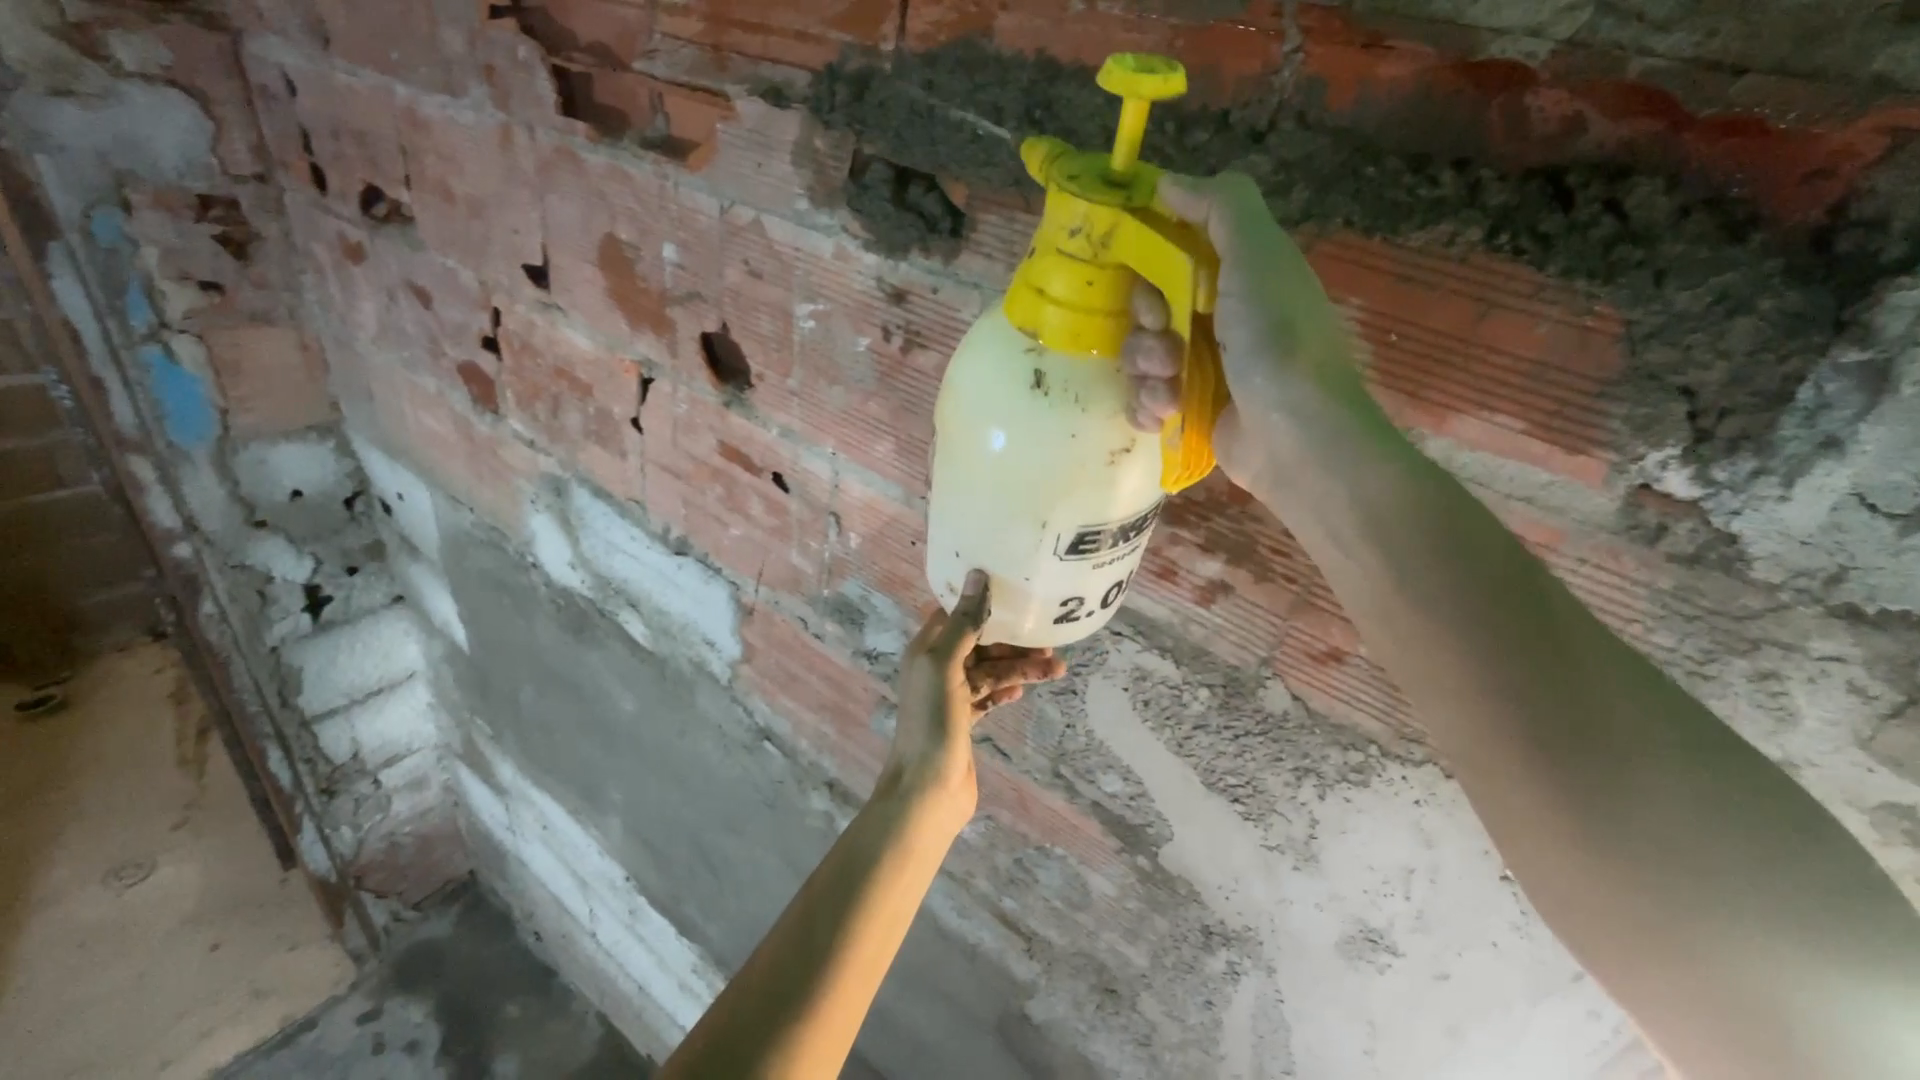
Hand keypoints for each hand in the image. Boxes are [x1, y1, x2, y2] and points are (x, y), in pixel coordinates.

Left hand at [883, 570, 1065, 815]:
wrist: (927, 790)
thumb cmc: (932, 722)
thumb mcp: (944, 666)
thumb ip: (963, 624)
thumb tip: (979, 576)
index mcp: (926, 649)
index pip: (957, 614)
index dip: (986, 604)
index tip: (1020, 594)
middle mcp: (936, 668)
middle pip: (980, 643)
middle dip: (1014, 641)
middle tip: (1052, 641)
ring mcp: (951, 696)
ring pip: (991, 671)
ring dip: (1020, 668)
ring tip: (1057, 670)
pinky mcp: (964, 722)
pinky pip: (990, 696)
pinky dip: (1007, 691)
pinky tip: (1024, 692)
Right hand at [1123, 172, 1386, 493]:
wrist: (1296, 437)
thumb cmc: (1278, 339)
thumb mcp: (1259, 254)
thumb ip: (1219, 206)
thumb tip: (1164, 181)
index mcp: (1235, 275)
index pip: (1170, 253)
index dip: (1148, 263)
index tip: (1147, 279)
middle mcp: (1217, 317)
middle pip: (1145, 307)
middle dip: (1144, 326)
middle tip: (1165, 340)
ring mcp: (1200, 367)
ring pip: (1139, 356)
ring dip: (1144, 371)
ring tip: (1170, 389)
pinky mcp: (1188, 411)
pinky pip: (1142, 399)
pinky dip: (1147, 406)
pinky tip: (1166, 414)